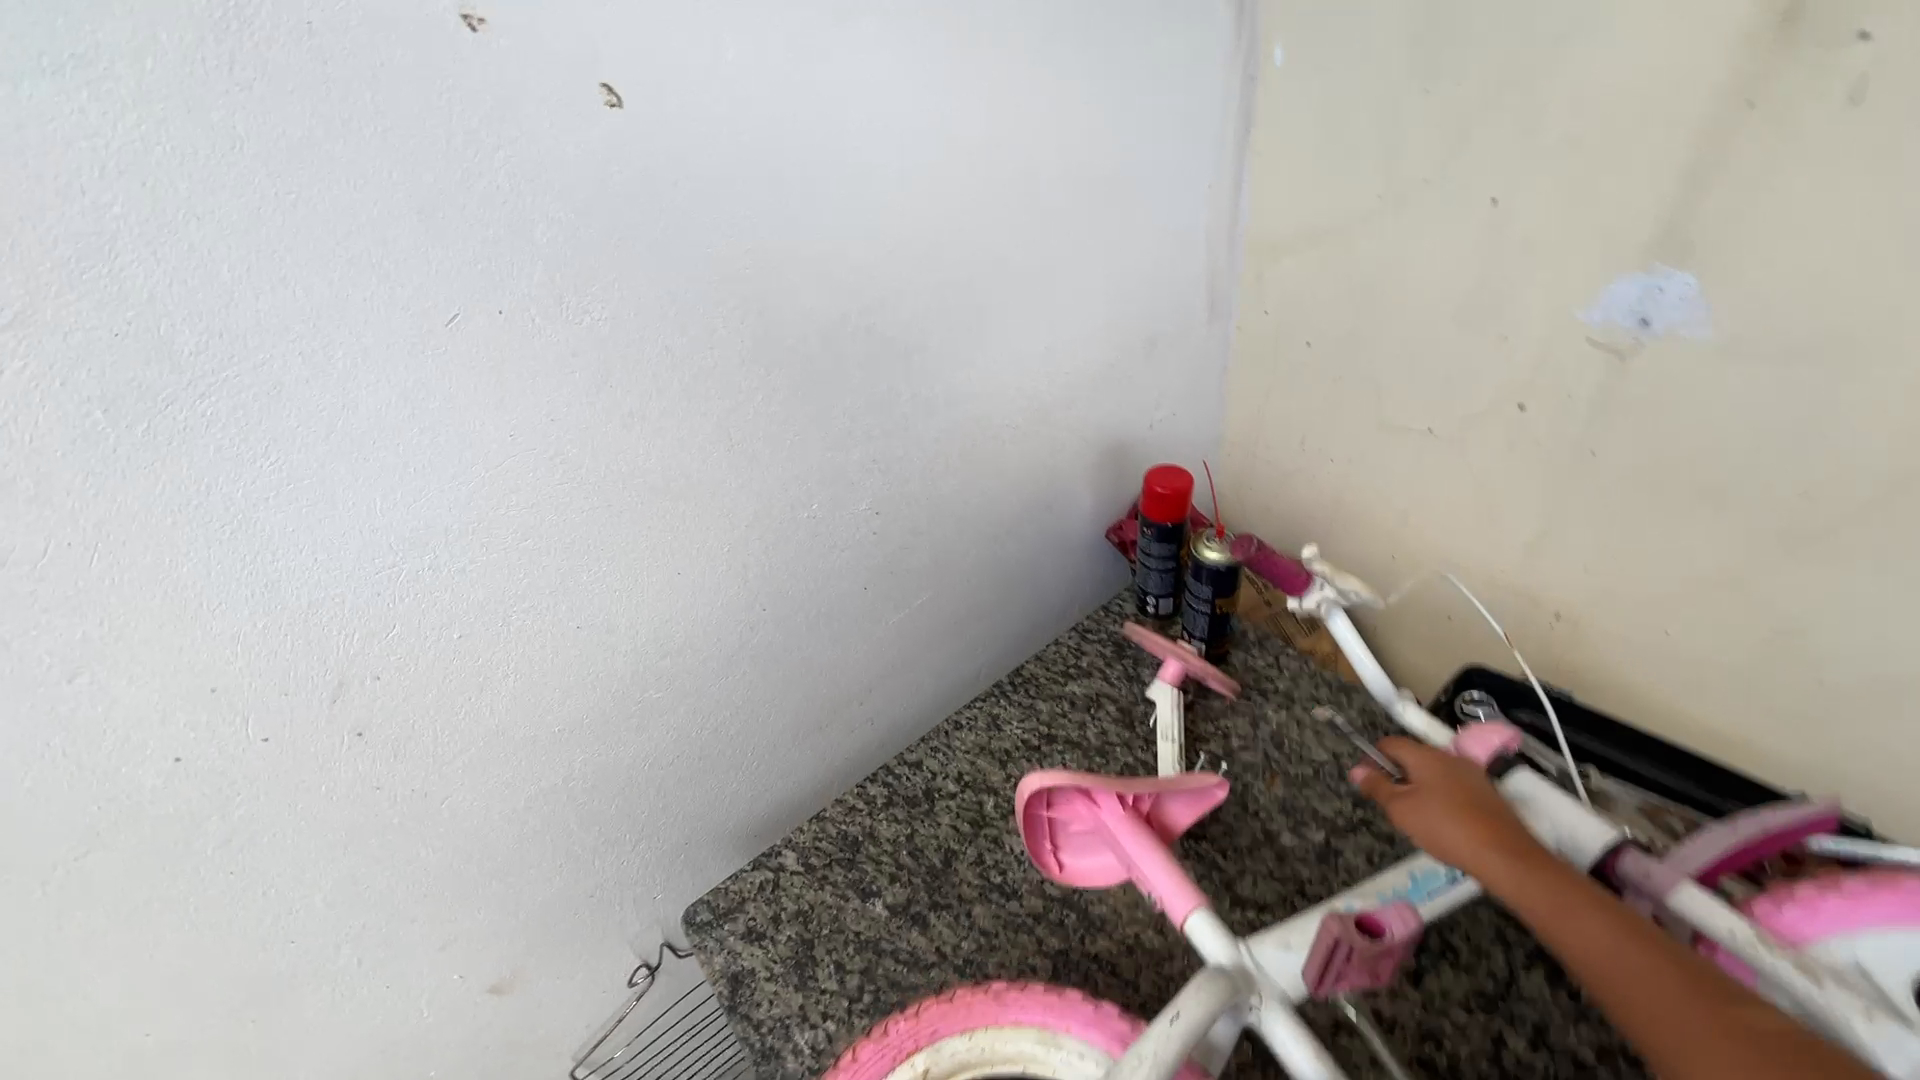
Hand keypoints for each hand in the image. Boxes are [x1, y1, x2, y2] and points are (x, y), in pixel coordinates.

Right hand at [1349, 736, 1547, 882]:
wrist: (1505, 855)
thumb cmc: (1444, 827)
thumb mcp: (1400, 809)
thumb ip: (1377, 786)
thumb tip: (1356, 770)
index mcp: (1425, 756)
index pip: (1390, 743)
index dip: (1373, 758)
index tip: (1368, 782)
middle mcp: (1450, 758)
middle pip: (1413, 757)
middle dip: (1397, 775)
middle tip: (1391, 804)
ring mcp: (1472, 774)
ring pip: (1434, 773)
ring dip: (1419, 787)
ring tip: (1417, 817)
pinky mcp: (1487, 793)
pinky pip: (1454, 787)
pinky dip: (1442, 798)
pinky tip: (1444, 823)